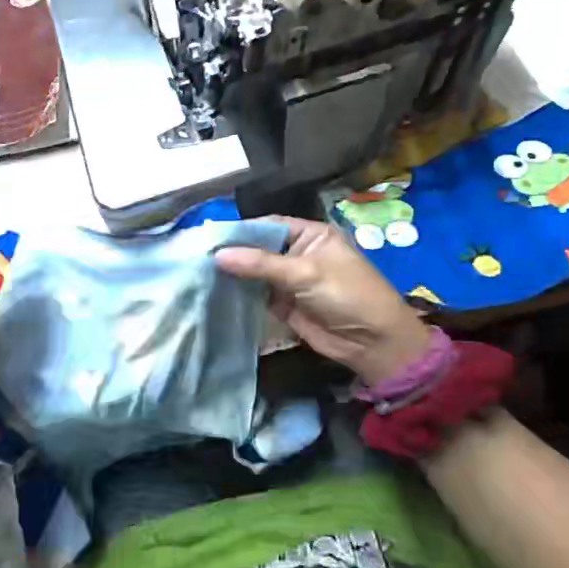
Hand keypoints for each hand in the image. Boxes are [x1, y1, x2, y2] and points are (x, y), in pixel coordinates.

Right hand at [215, 216, 429, 385]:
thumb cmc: (347, 295)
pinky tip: (214, 293)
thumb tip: (218, 255)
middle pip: (259, 249)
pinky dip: (239, 295)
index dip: (241, 231)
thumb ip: (261, 264)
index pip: (269, 225)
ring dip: (233, 275)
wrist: (372, 342)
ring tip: (198, 274)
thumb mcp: (305, 273)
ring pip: (255, 274)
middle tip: (196, 257)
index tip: (208, 237)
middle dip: (233, 254)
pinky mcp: (284, 306)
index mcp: (311, 235)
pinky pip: (257, 296)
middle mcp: (298, 254)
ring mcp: (290, 281)